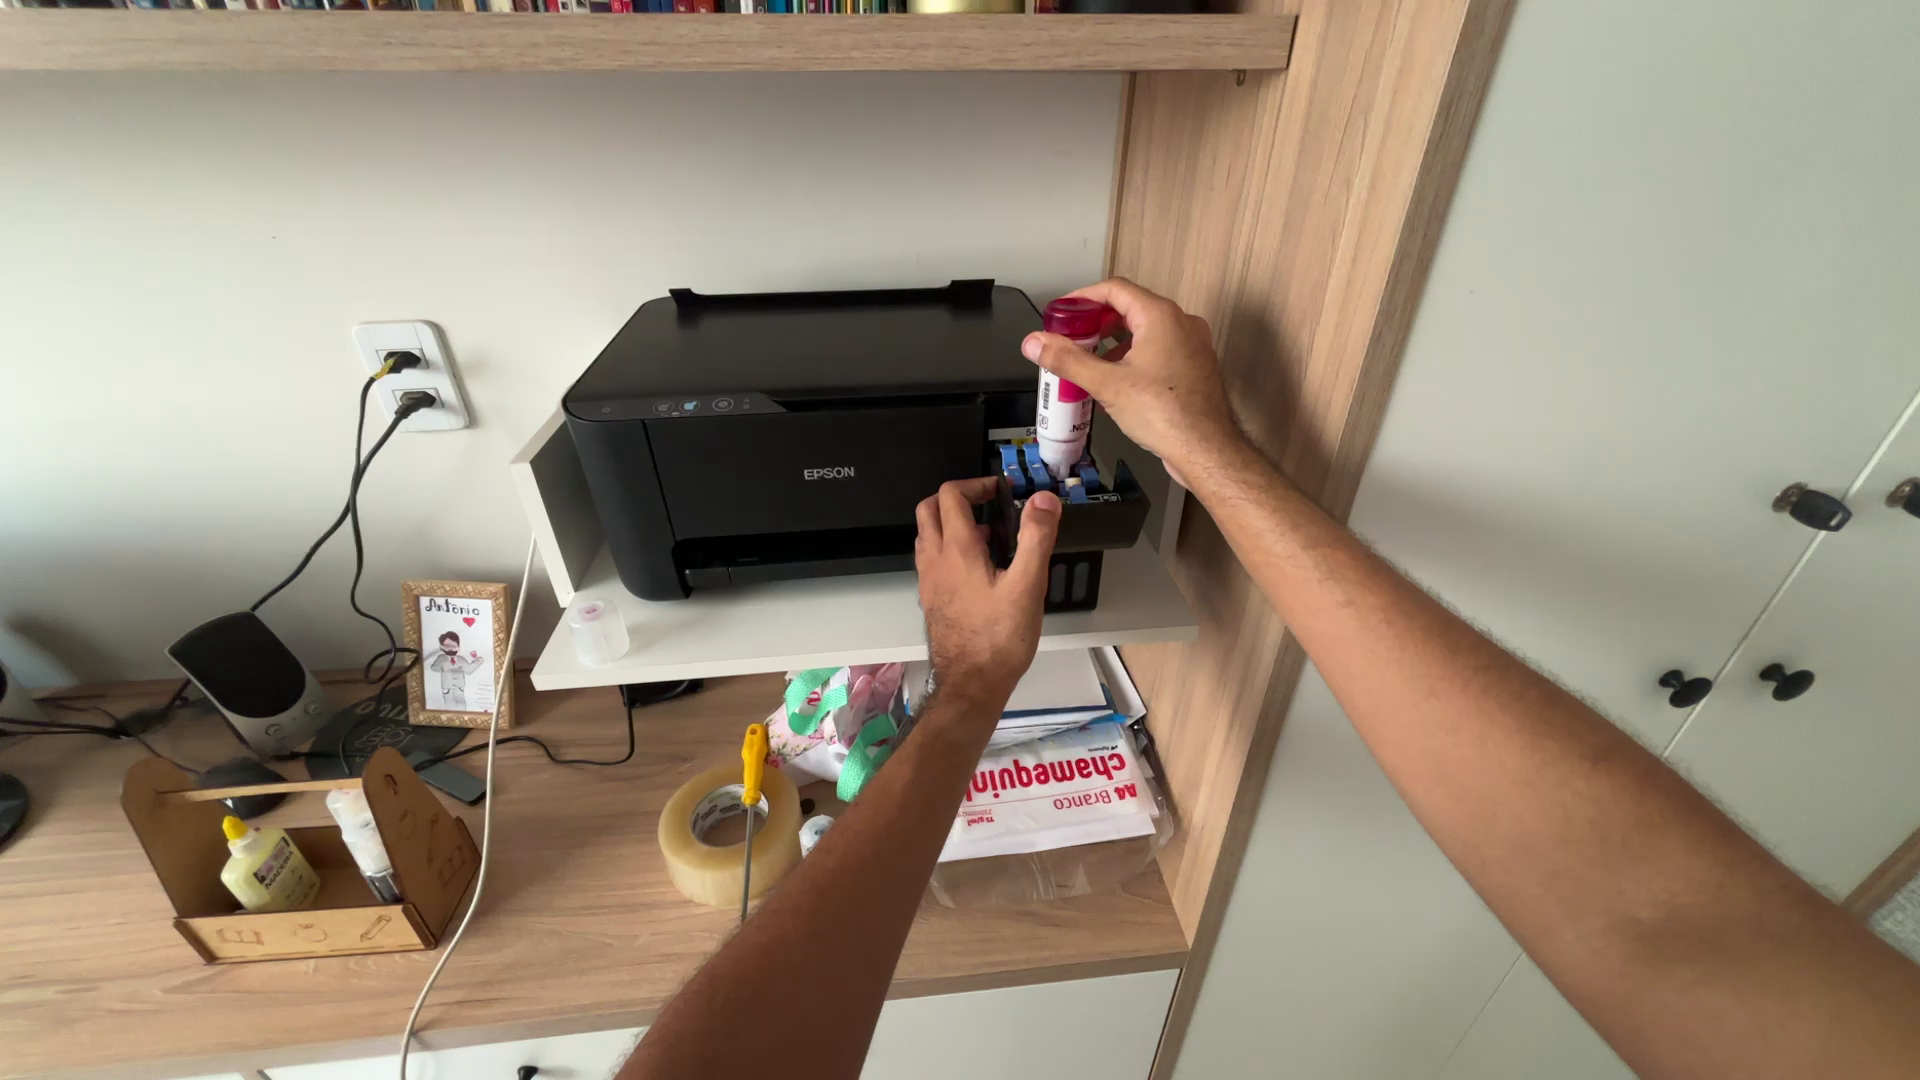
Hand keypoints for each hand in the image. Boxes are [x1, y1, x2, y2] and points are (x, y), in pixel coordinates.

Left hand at [914, 478, 1062, 713]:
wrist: (970, 685)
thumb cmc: (1000, 637)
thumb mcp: (1027, 585)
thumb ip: (1035, 538)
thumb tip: (1043, 499)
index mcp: (956, 549)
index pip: (950, 495)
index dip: (975, 485)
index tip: (1001, 493)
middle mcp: (934, 560)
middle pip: (929, 509)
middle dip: (957, 499)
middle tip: (989, 509)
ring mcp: (929, 581)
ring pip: (927, 535)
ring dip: (951, 525)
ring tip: (987, 539)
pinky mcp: (931, 600)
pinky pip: (932, 561)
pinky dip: (948, 550)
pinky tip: (977, 571)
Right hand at [1021, 277, 1243, 483]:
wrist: (1206, 449)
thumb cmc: (1165, 414)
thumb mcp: (1106, 385)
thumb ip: (1067, 360)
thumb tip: (1035, 343)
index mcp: (1160, 316)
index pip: (1114, 289)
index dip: (1082, 298)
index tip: (1061, 313)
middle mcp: (1180, 323)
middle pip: (1129, 309)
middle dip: (1095, 323)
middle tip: (1070, 340)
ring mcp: (1191, 345)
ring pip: (1144, 332)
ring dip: (1113, 343)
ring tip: (1088, 364)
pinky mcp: (1193, 367)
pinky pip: (1158, 350)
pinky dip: (1132, 357)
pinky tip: (1116, 383)